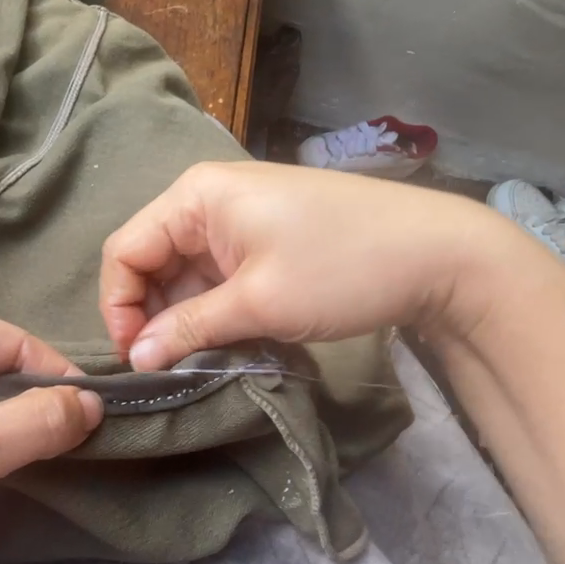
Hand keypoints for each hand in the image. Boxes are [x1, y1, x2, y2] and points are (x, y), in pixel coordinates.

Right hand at [100, 161, 523, 369]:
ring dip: (184, 316)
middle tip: (167, 367)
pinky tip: (228, 339)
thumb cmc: (342, 268)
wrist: (444, 255)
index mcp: (195, 196)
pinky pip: (214, 273)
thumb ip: (188, 329)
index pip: (126, 250)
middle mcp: (206, 198)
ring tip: (200, 359)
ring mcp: (236, 217)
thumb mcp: (258, 304)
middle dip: (152, 314)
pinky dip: (213, 308)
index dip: (119, 306)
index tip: (136, 359)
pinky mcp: (261, 238)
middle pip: (150, 260)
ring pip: (182, 271)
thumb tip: (137, 359)